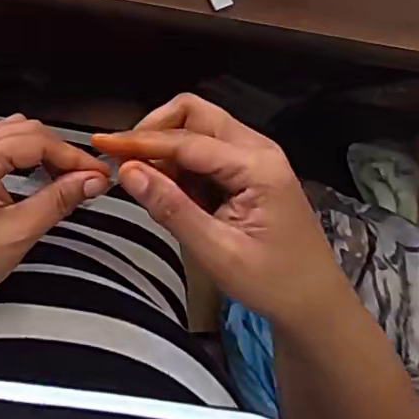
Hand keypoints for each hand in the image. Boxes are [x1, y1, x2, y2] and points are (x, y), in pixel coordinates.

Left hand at [0, 115, 111, 309]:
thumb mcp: (19, 231)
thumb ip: (58, 199)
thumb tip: (93, 180)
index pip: (37, 141)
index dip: (74, 157)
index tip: (101, 175)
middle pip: (28, 131)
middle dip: (62, 152)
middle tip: (91, 179)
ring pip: (17, 135)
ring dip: (46, 152)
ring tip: (71, 179)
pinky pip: (4, 148)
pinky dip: (29, 158)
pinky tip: (45, 178)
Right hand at [92, 94, 350, 325]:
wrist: (316, 305)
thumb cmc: (274, 283)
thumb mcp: (216, 252)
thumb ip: (170, 208)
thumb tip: (127, 171)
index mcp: (257, 168)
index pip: (184, 141)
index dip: (138, 141)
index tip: (102, 145)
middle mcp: (257, 150)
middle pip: (192, 113)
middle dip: (152, 130)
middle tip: (124, 158)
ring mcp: (254, 155)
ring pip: (195, 126)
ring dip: (165, 146)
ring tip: (149, 182)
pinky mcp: (247, 167)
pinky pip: (202, 147)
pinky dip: (178, 160)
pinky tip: (173, 191)